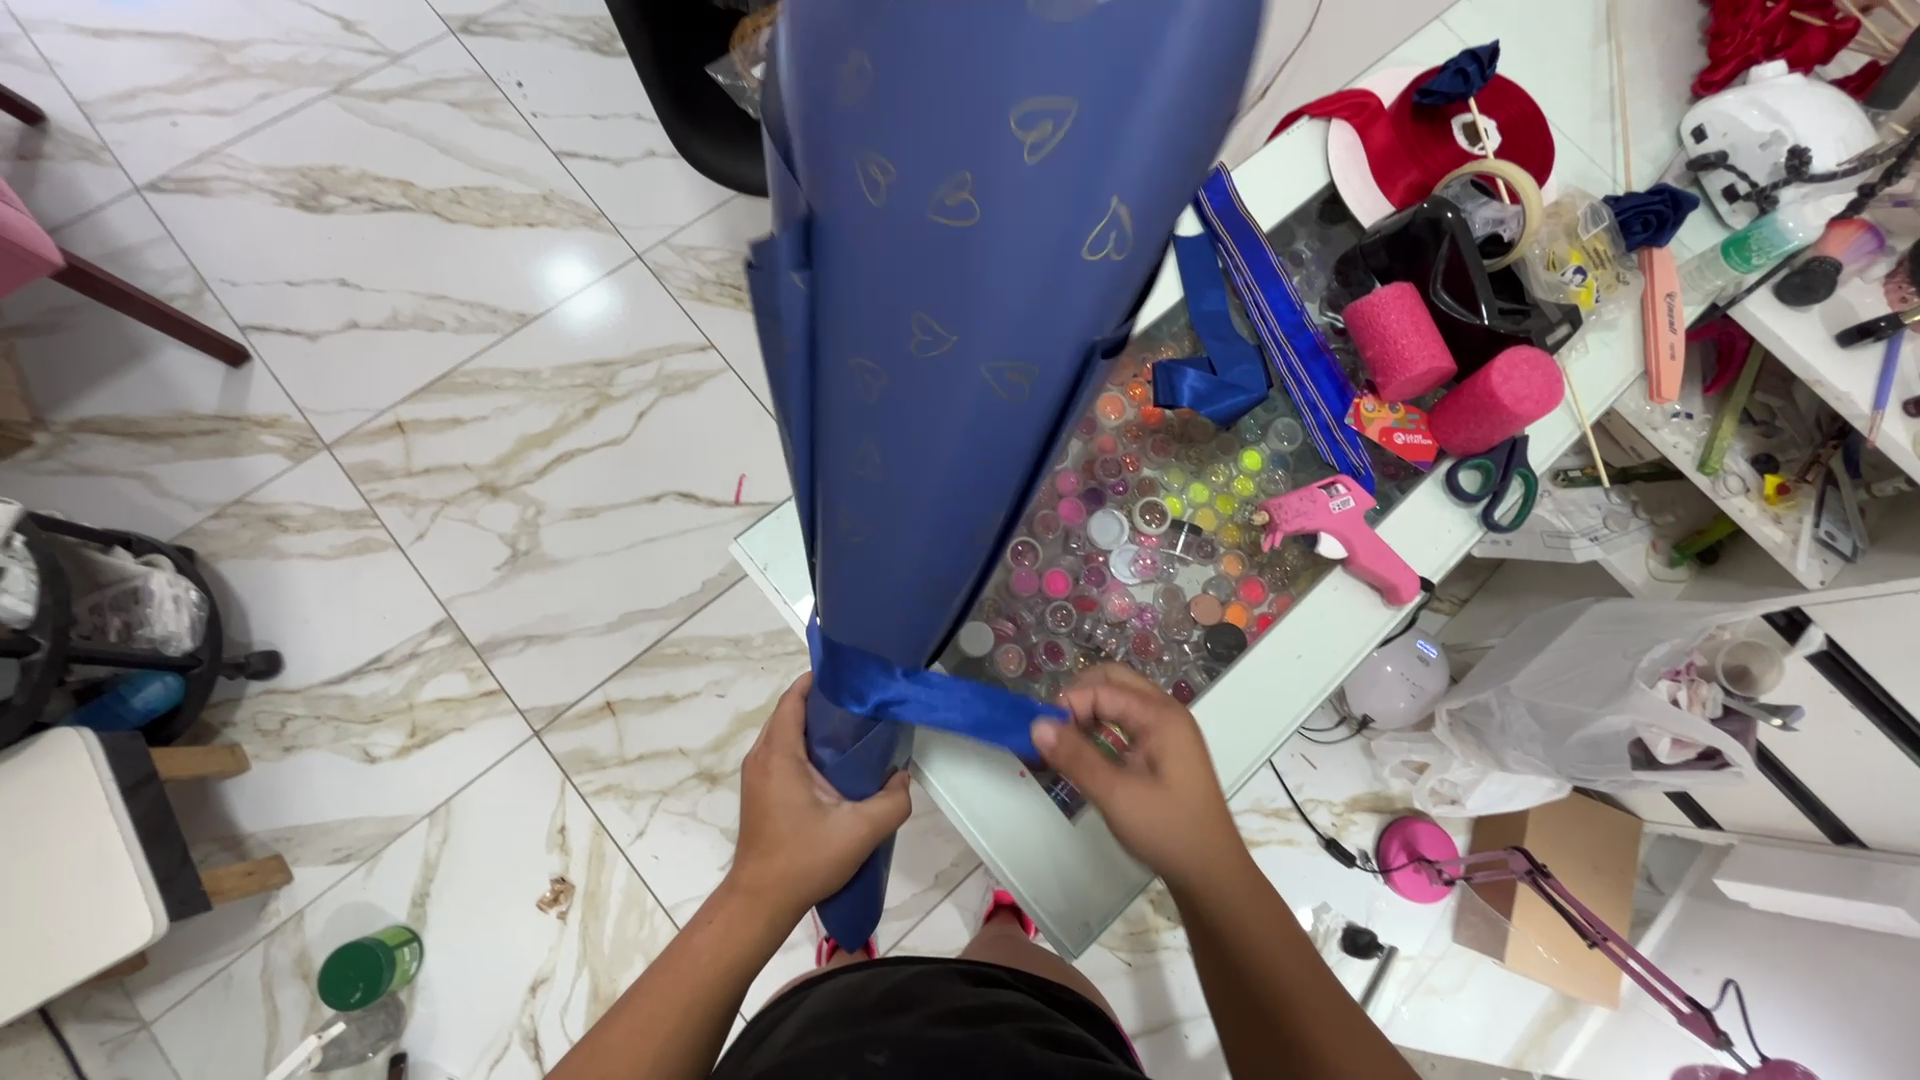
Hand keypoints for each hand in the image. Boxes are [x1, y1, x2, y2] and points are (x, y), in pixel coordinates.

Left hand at [729, 672, 912, 922]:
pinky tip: (836, 762)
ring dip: (815, 727)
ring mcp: (757, 776)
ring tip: (854, 729)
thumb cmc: (804, 860)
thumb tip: (903, 779)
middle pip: (790, 713)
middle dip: (823, 702)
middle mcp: (762, 758)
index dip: (817, 682)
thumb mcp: (860, 832)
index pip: (793, 700)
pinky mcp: (760, 792)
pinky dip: (806, 746)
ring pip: (786, 734)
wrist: (761, 901)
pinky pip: (783, 753)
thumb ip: (892, 802)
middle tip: (862, 703)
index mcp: (779, 755)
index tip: (849, 676)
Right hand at [1031, 665, 1244, 888]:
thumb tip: (1036, 725)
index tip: (1046, 736)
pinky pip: (1127, 721)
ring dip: (1090, 711)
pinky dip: (1103, 727)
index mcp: (1160, 715)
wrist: (1211, 871)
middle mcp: (1166, 712)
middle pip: (1113, 681)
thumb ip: (1075, 756)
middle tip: (1055, 732)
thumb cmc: (1167, 830)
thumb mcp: (1116, 795)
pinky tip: (1087, 754)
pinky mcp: (1164, 748)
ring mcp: (1167, 730)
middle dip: (1079, 698)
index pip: (1103, 688)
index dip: (1069, 705)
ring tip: (1066, 744)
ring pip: (1120, 699)